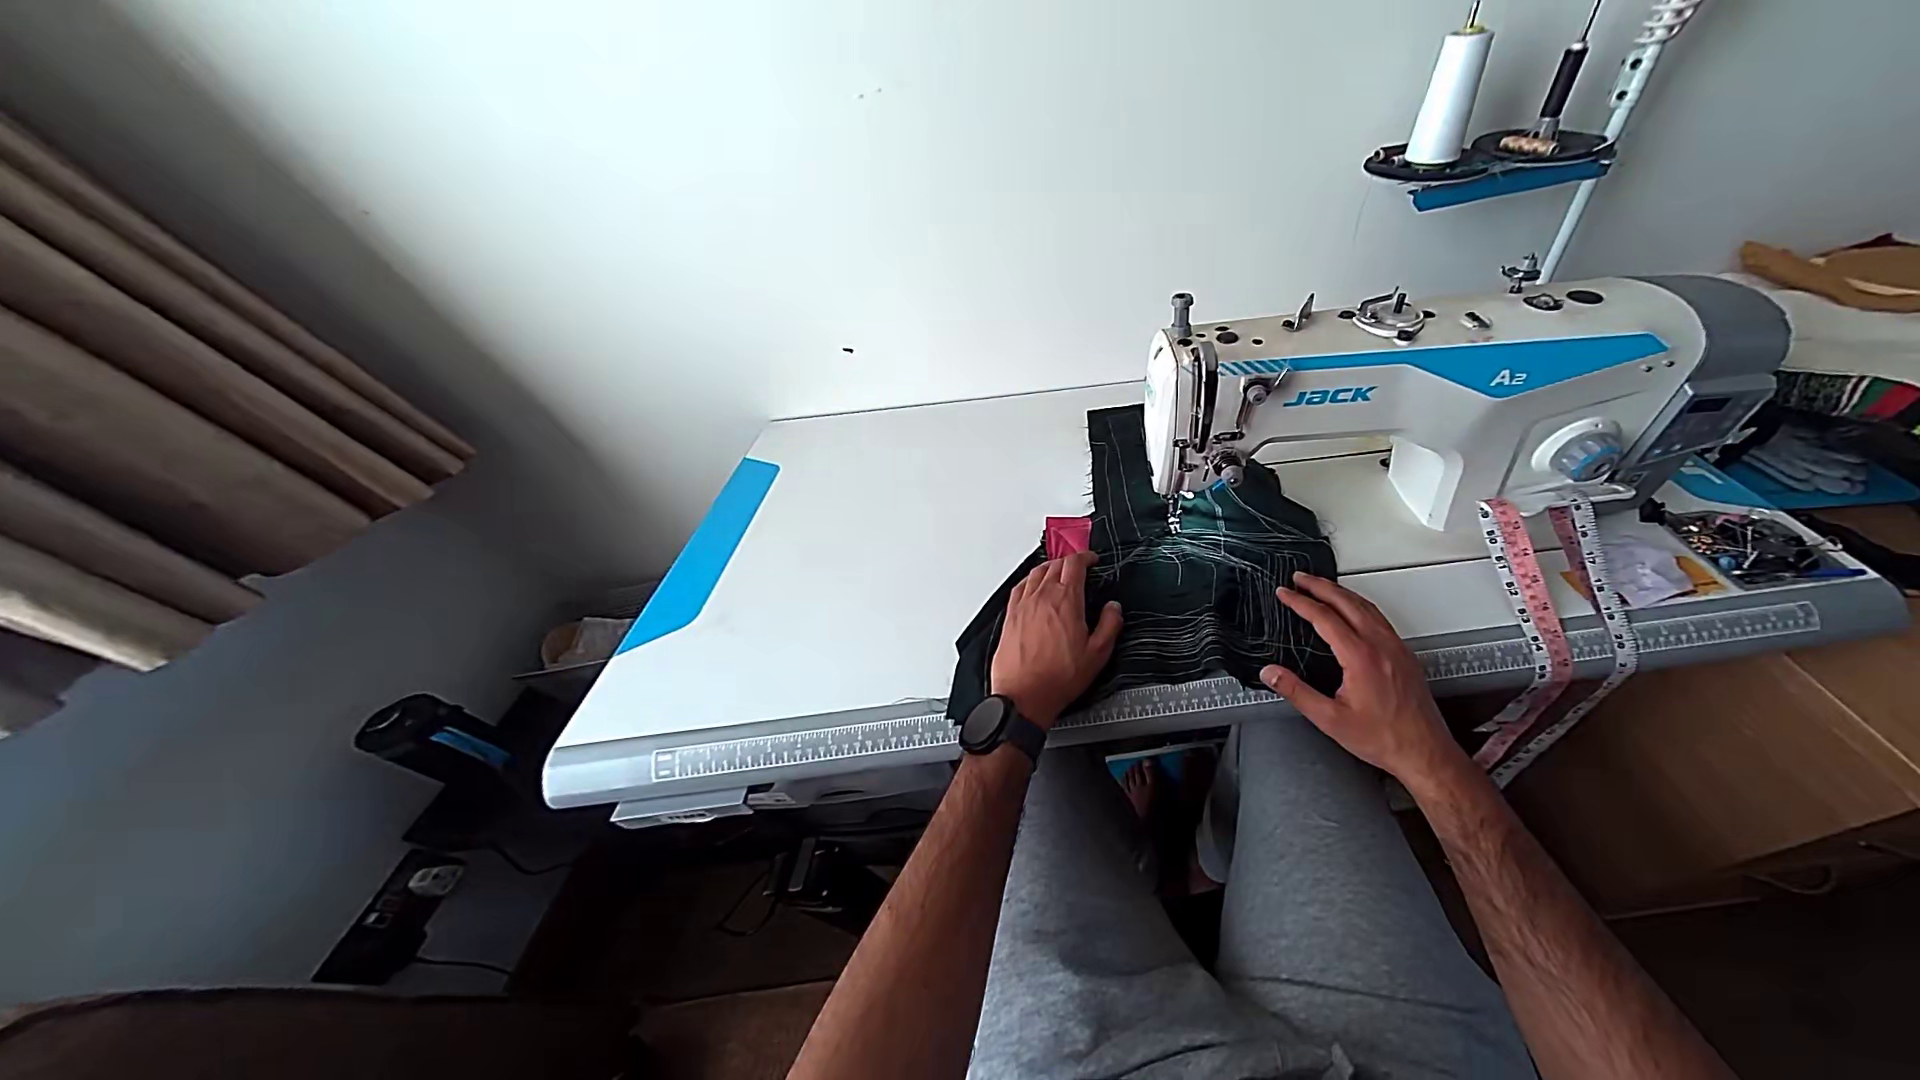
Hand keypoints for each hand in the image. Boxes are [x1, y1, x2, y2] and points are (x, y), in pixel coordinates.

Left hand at [990, 550, 1123, 727]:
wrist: (1024, 695)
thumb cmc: (1057, 677)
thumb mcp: (1097, 654)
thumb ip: (1110, 625)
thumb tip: (1114, 609)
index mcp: (1066, 600)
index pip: (1074, 564)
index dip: (1085, 557)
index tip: (1092, 560)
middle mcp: (1042, 597)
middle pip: (1055, 565)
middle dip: (1069, 562)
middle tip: (1079, 567)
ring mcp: (1023, 605)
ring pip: (1035, 573)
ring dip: (1049, 568)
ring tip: (1058, 572)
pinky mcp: (1010, 616)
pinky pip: (1019, 587)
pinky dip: (1029, 580)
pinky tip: (1032, 586)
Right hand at [1258, 573, 1464, 783]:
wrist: (1425, 753)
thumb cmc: (1384, 738)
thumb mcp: (1329, 719)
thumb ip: (1296, 692)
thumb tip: (1270, 673)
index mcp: (1361, 658)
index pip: (1325, 617)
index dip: (1301, 602)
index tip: (1285, 593)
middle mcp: (1382, 647)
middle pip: (1347, 603)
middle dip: (1320, 586)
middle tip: (1300, 578)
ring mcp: (1396, 649)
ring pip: (1366, 607)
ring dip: (1341, 592)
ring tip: (1322, 586)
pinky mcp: (1404, 655)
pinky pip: (1379, 617)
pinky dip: (1359, 603)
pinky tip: (1353, 608)